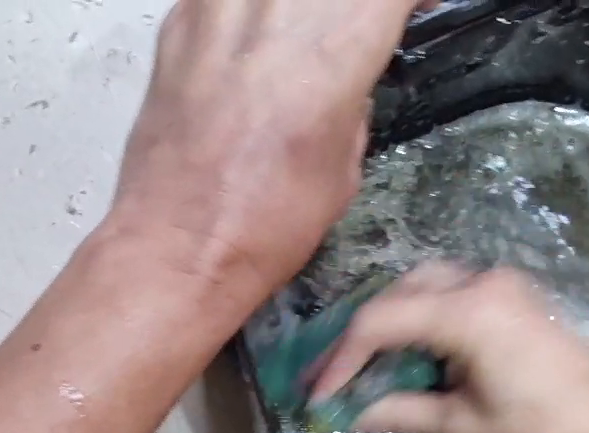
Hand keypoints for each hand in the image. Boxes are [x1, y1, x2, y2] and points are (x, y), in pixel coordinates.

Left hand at [105, 0, 435, 302]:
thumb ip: (352, 106)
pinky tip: (251, 48)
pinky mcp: (177, 20)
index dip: (406, 2)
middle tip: (354, 32)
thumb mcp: (342, 174)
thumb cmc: (264, 228)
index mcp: (336, 41)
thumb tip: (345, 85)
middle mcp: (278, 3)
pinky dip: (247, 13)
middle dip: (349, 9)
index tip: (412, 13)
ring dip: (294, 13)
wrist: (177, 251)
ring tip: (298, 44)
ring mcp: (219, 3)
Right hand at [310, 263, 588, 432]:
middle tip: (329, 373)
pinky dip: (417, 317)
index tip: (318, 394)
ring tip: (360, 362)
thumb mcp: (463, 426)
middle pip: (397, 293)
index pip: (380, 322)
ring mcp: (500, 284)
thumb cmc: (542, 430)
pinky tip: (405, 351)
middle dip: (358, 334)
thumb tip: (351, 417)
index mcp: (468, 313)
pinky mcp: (511, 296)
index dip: (341, 359)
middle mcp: (480, 283)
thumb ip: (401, 412)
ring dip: (386, 320)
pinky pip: (448, 292)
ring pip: (421, 285)